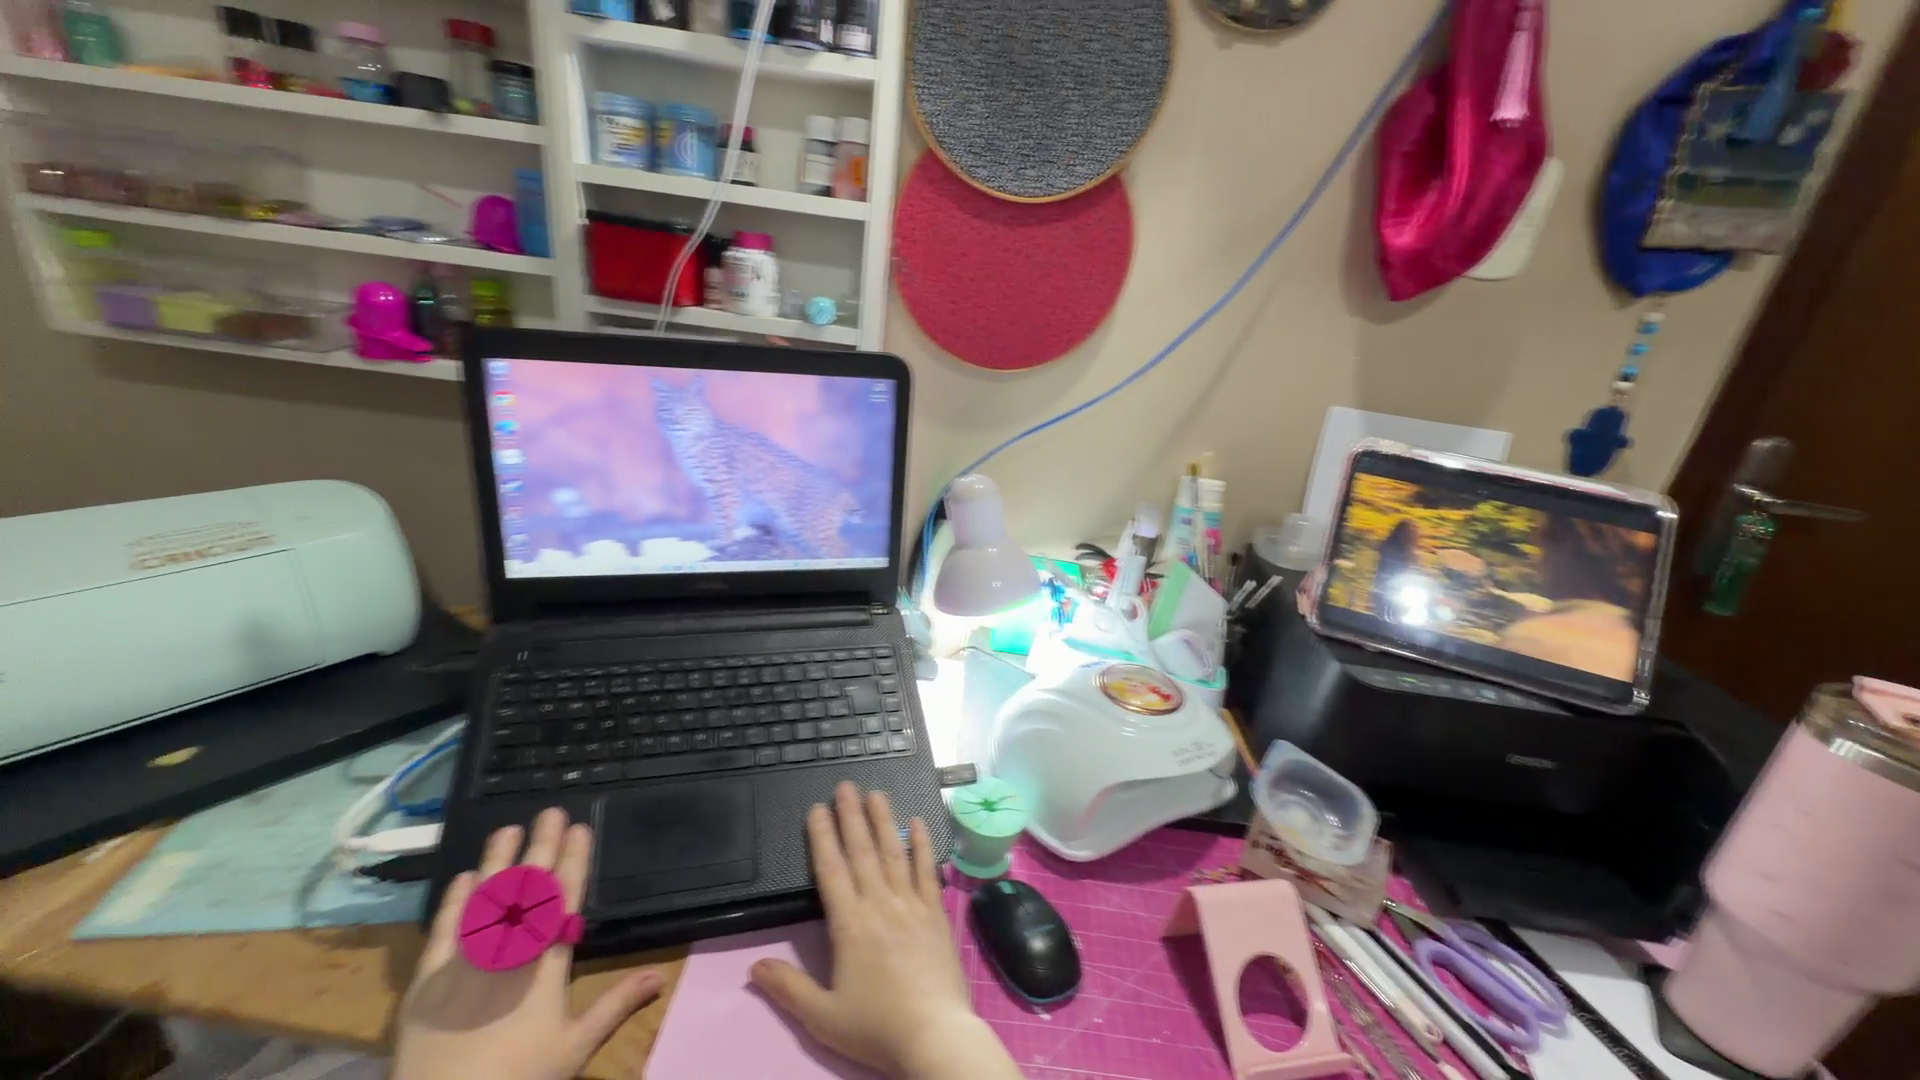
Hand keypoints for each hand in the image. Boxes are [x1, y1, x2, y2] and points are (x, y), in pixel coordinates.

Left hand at [393, 808, 664, 1079]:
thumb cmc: (518, 1077)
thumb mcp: (574, 1047)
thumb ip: (615, 1006)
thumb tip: (661, 976)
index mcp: (545, 965)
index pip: (564, 901)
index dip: (574, 862)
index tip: (580, 829)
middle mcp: (508, 952)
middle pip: (528, 890)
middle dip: (541, 848)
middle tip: (550, 812)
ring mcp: (465, 961)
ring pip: (485, 900)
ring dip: (498, 861)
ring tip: (508, 829)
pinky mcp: (427, 979)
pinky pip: (443, 930)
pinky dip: (454, 902)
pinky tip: (464, 878)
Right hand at [750, 783, 1019, 1079]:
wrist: (935, 1035)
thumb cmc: (877, 1026)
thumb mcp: (822, 1016)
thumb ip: (787, 988)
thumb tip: (754, 967)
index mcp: (850, 925)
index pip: (831, 871)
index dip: (821, 838)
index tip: (817, 809)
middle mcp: (880, 905)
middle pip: (862, 852)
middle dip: (851, 816)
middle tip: (846, 785)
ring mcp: (912, 905)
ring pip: (894, 853)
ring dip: (884, 821)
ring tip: (876, 794)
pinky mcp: (936, 913)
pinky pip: (927, 871)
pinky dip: (922, 845)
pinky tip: (919, 823)